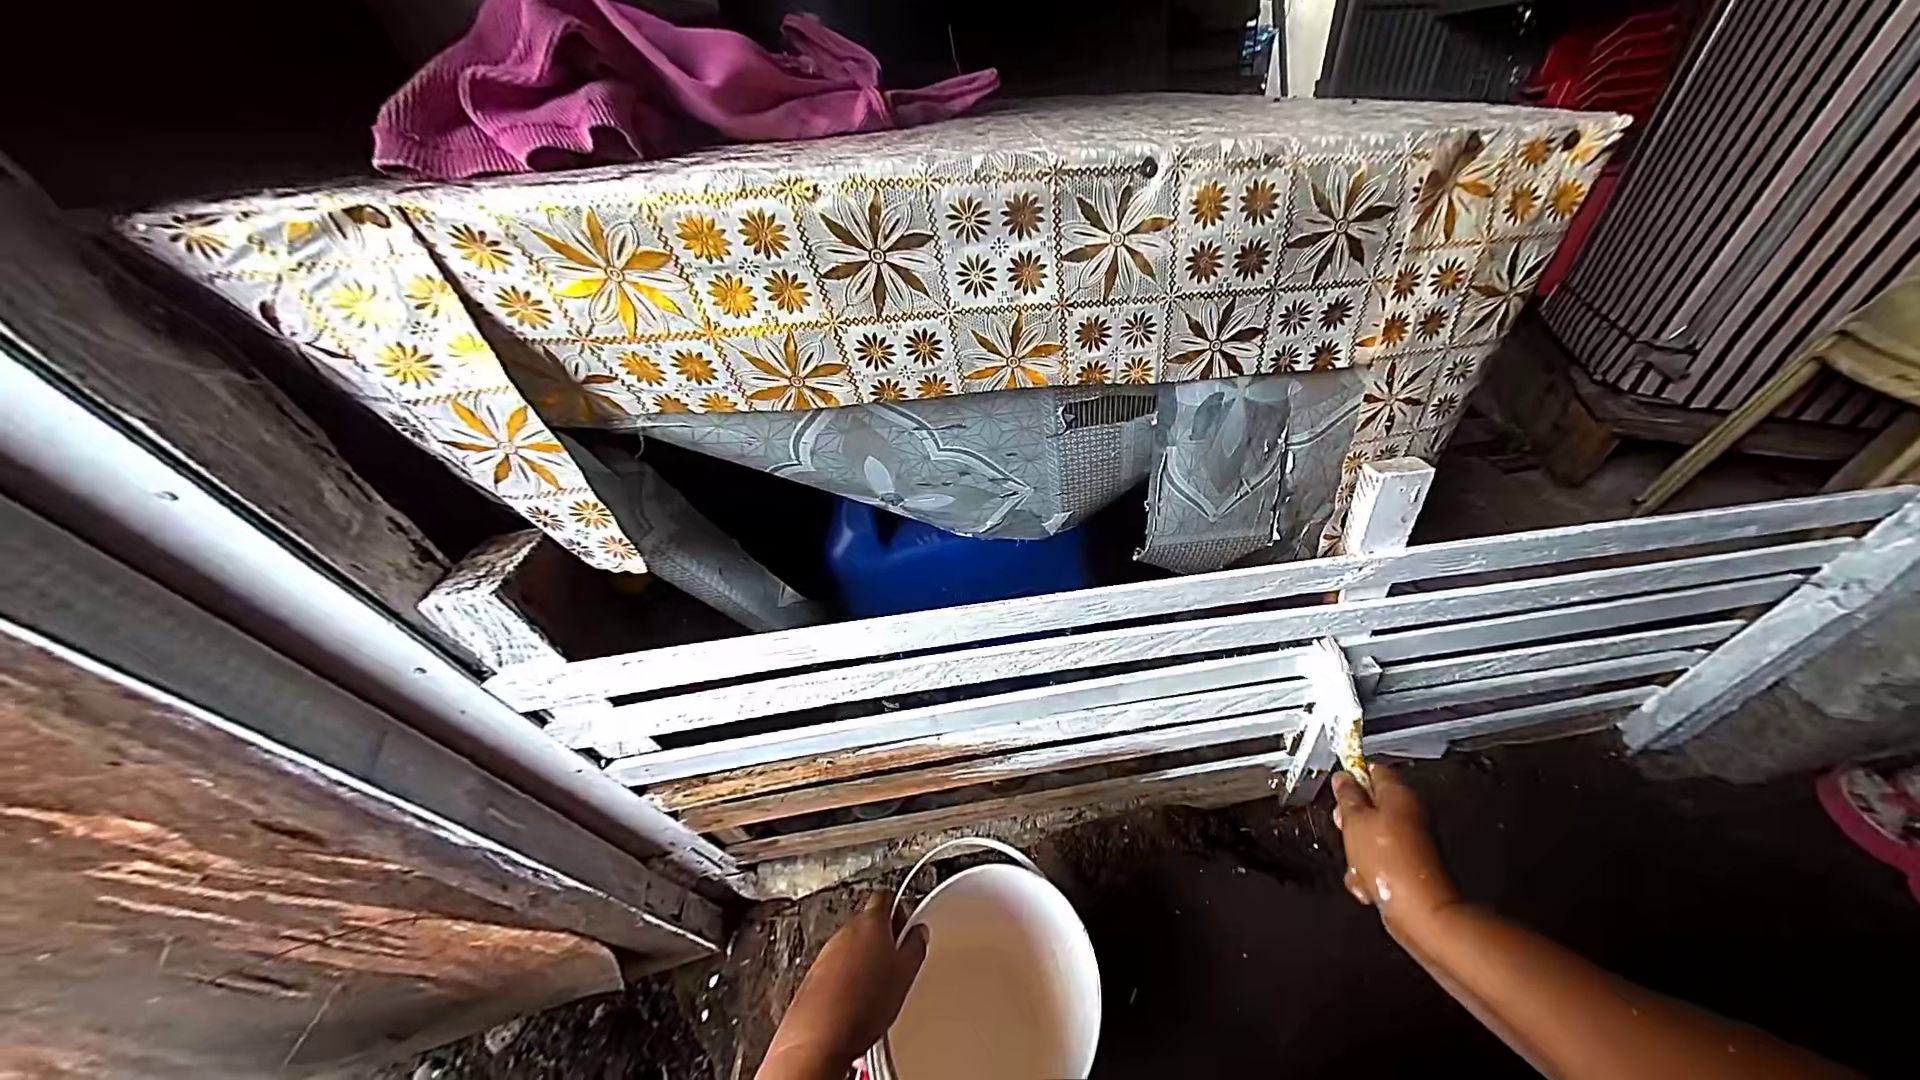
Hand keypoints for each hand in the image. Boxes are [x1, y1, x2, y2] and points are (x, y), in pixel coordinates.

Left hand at [757, 892, 929, 1079]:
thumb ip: (915, 946)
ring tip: (876, 988)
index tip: (907, 924)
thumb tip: (919, 934)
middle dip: (882, 939)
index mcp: (872, 921)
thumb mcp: (905, 974)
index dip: (898, 909)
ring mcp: (827, 952)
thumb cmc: (862, 1004)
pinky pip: (835, 968)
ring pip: (851, 946)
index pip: (886, 897)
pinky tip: (855, 1002)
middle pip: (868, 922)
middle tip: (896, 961)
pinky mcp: (813, 975)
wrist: (820, 1038)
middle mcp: (846, 930)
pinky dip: (845, 979)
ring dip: (863, 960)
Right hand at [1331, 766, 1459, 930]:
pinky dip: (1367, 871)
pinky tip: (1365, 883)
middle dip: (1350, 818)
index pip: (1373, 770)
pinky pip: (1378, 861)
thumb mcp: (1354, 820)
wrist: (1421, 913)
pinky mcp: (1408, 869)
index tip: (1338, 788)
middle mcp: (1409, 815)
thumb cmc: (1389, 861)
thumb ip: (1346, 795)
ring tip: (1356, 863)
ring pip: (1369, 836)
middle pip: (1369, 804)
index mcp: (1399, 796)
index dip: (1352, 777)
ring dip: (1355, 849)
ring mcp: (1410, 843)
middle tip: (1344, 826)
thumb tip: (1343, 778)